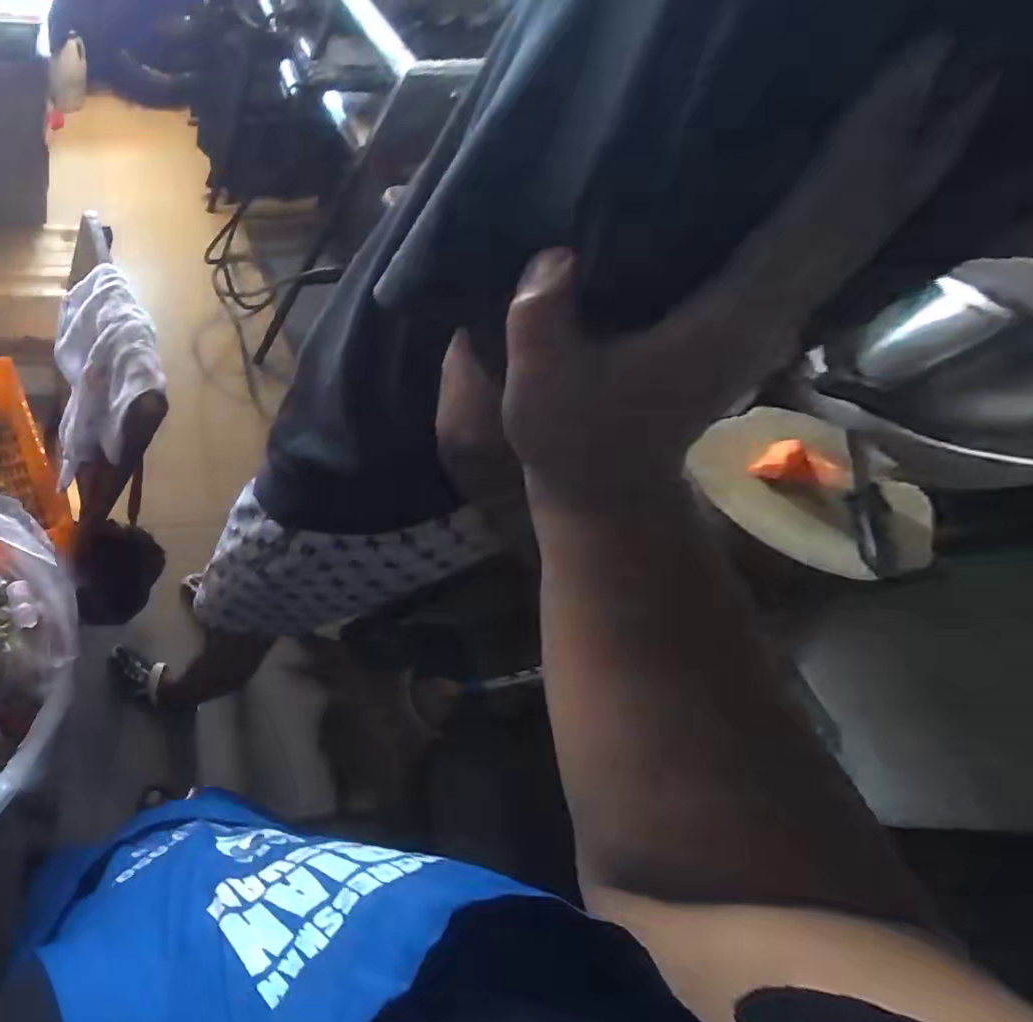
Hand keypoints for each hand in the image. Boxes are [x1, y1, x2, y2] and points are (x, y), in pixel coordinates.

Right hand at [503, 36, 994, 508]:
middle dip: (915, 142)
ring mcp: (773, 328)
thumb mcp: (536, 384)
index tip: (914, 66)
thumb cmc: (569, 437)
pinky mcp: (759, 335)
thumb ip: (539, 322)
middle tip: (953, 64)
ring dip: (903, 174)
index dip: (866, 142)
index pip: (817, 217)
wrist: (606, 488)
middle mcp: (773, 317)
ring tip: (939, 110)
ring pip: (858, 239)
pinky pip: (829, 259)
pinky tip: (861, 192)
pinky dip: (860, 214)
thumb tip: (556, 256)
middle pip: (863, 220)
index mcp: (727, 320)